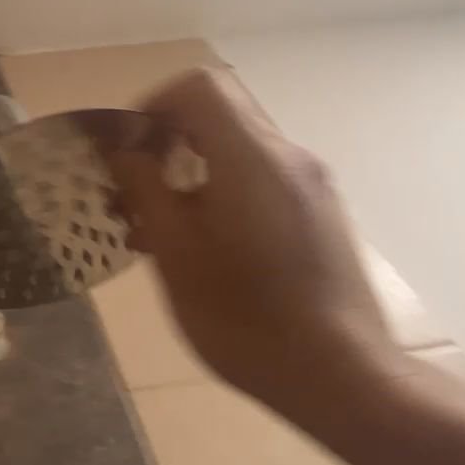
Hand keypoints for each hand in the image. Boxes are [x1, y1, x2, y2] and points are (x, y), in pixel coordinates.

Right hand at [109, 67, 397, 408]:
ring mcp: (312, 186)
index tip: (127, 150)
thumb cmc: (244, 317)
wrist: (340, 377)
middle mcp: (288, 157)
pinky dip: (220, 193)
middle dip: (166, 143)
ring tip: (155, 230)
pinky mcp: (321, 215)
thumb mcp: (175, 251)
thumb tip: (123, 149)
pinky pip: (261, 181)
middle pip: (219, 115)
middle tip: (132, 193)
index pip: (199, 87)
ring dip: (190, 173)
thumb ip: (143, 187)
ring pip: (238, 151)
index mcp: (252, 156)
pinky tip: (200, 249)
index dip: (153, 106)